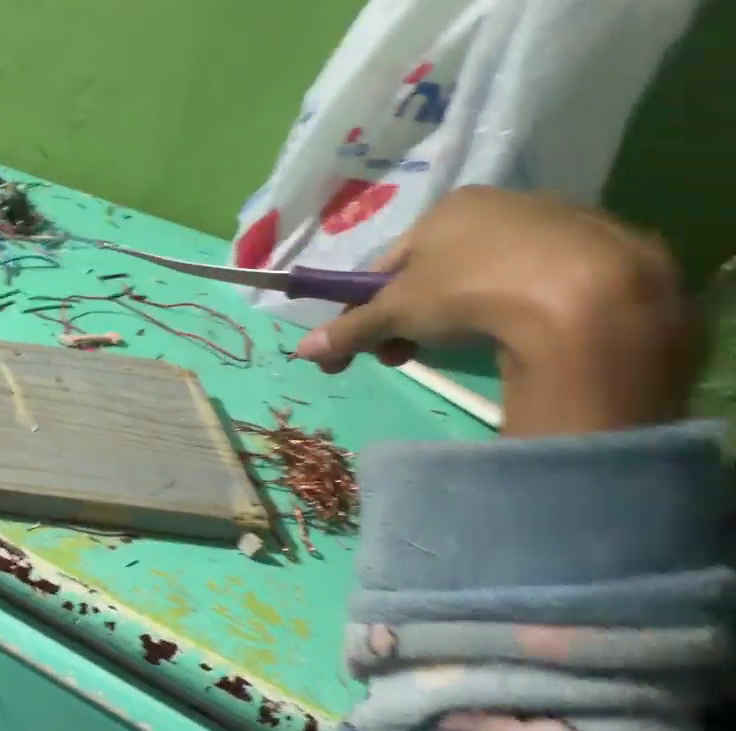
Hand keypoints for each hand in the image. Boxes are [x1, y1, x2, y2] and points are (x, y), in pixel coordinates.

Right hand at [293, 186, 697, 437]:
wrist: (586, 296)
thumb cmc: (469, 290)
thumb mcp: (394, 314)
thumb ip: (348, 329)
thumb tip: (302, 349)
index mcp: (447, 209)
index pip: (386, 265)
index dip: (367, 309)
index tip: (363, 346)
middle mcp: (499, 204)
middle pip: (433, 272)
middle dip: (409, 318)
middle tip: (402, 356)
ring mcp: (553, 222)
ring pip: (482, 277)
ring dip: (454, 316)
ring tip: (454, 349)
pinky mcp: (597, 248)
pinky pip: (533, 282)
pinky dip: (511, 308)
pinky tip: (511, 334)